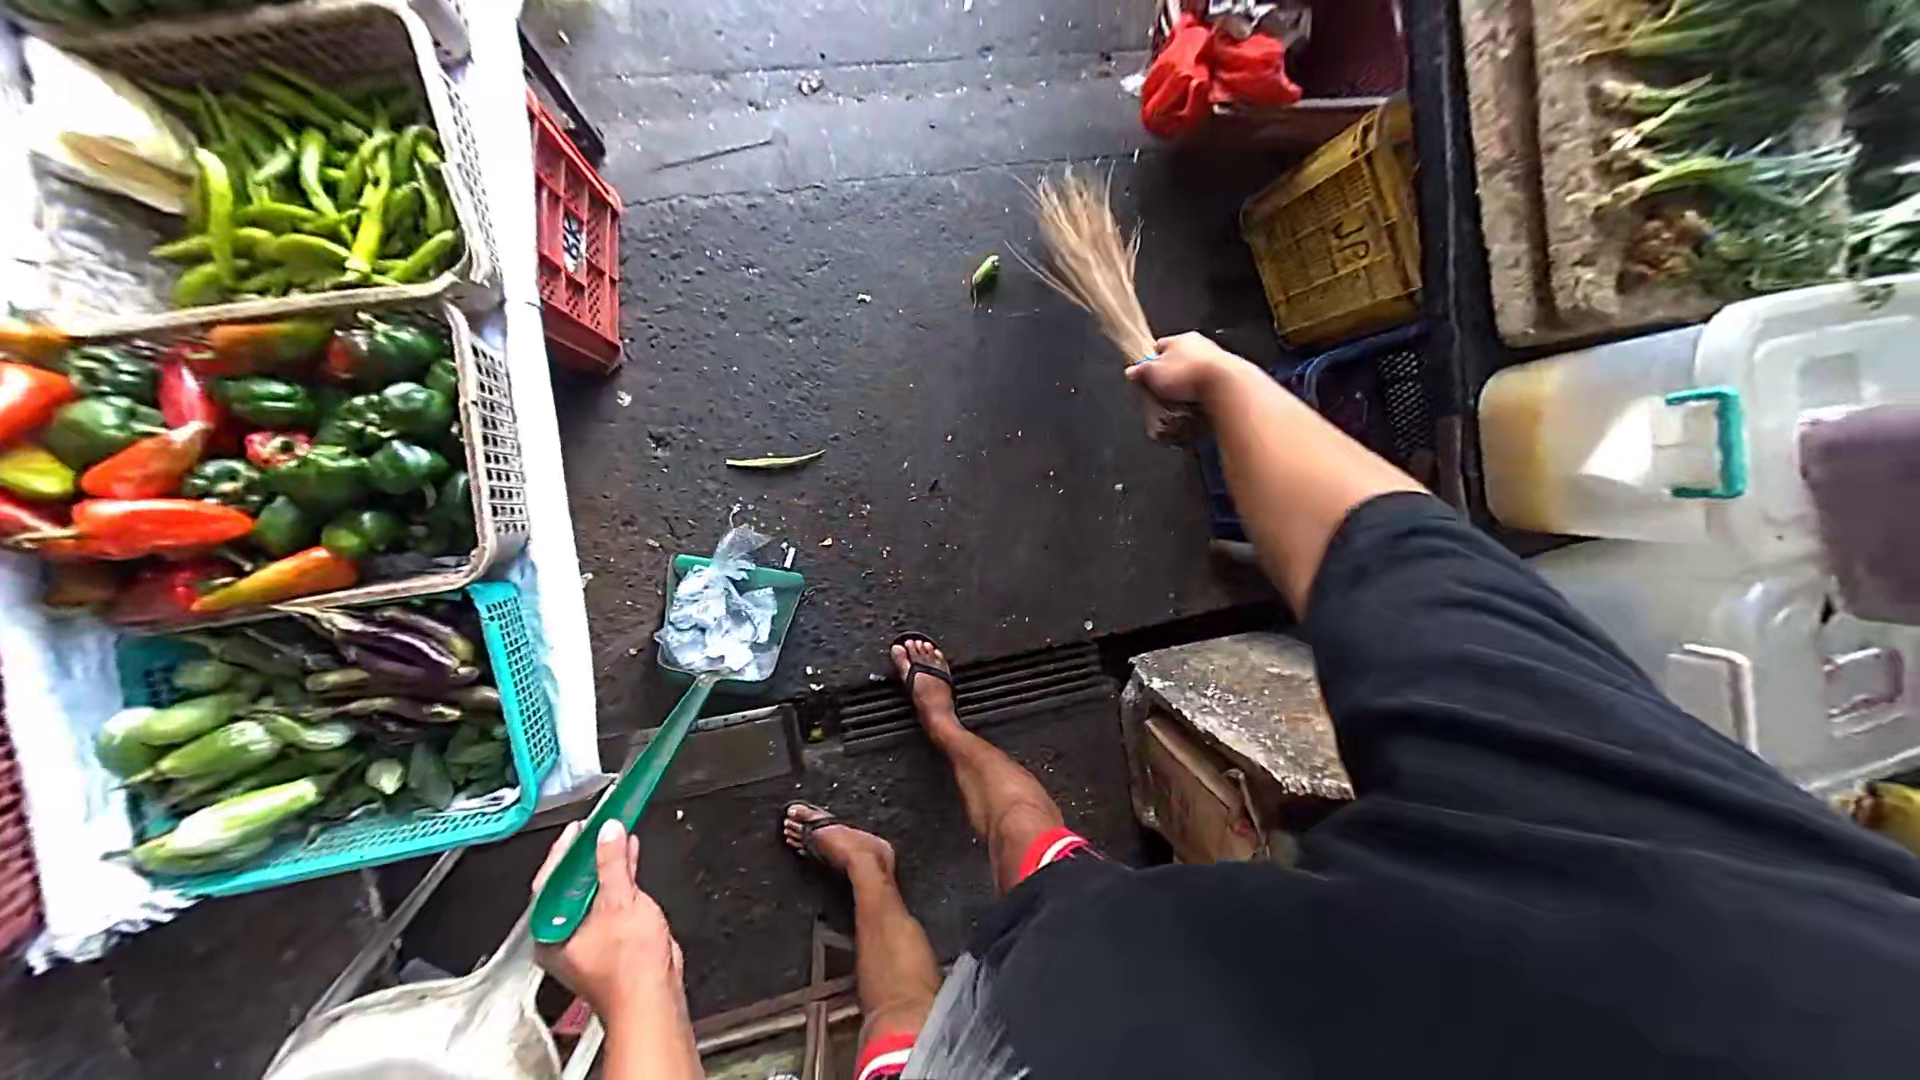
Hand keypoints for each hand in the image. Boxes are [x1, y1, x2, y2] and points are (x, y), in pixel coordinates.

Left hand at [531, 819, 686, 1026]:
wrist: (651, 993)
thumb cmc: (628, 965)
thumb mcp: (619, 902)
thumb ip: (612, 863)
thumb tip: (607, 832)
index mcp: (552, 931)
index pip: (550, 881)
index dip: (564, 851)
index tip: (577, 828)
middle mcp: (563, 933)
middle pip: (570, 883)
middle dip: (586, 853)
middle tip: (596, 826)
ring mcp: (587, 933)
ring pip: (591, 887)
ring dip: (605, 861)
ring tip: (615, 832)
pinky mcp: (610, 932)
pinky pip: (610, 894)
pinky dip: (620, 873)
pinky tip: (630, 854)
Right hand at [1125, 332, 1251, 405]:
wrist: (1225, 385)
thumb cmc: (1190, 374)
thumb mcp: (1152, 372)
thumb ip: (1140, 371)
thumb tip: (1131, 371)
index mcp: (1182, 339)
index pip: (1159, 347)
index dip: (1149, 362)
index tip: (1144, 376)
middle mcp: (1200, 346)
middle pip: (1177, 361)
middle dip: (1168, 378)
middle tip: (1159, 394)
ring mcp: (1214, 361)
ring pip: (1192, 375)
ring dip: (1184, 388)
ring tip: (1176, 404)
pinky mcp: (1225, 378)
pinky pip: (1206, 388)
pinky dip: (1199, 396)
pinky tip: (1193, 407)